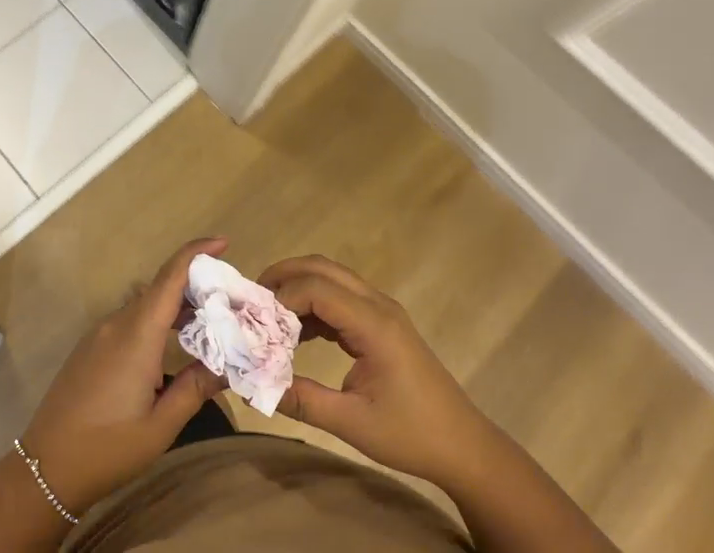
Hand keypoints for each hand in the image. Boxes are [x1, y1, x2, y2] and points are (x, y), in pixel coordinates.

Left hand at [20, 237, 228, 512]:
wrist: (47, 467)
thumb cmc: (107, 448)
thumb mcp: (161, 426)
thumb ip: (196, 387)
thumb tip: (230, 363)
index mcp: (136, 336)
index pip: (170, 277)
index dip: (196, 253)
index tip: (224, 243)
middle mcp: (117, 324)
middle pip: (160, 288)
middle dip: (196, 284)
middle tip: (231, 299)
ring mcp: (100, 335)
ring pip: (145, 304)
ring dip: (176, 305)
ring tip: (210, 321)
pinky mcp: (91, 348)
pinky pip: (130, 320)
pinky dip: (157, 320)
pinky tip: (175, 344)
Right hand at [260, 255, 482, 485]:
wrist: (462, 445)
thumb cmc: (411, 434)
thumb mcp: (351, 423)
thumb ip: (302, 400)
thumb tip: (254, 386)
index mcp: (374, 325)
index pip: (316, 288)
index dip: (280, 298)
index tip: (254, 324)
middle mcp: (378, 306)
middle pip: (322, 268)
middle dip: (283, 277)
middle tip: (251, 303)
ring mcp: (382, 312)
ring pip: (331, 277)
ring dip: (297, 288)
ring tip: (267, 318)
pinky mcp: (382, 324)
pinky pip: (341, 297)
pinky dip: (313, 305)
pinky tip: (296, 335)